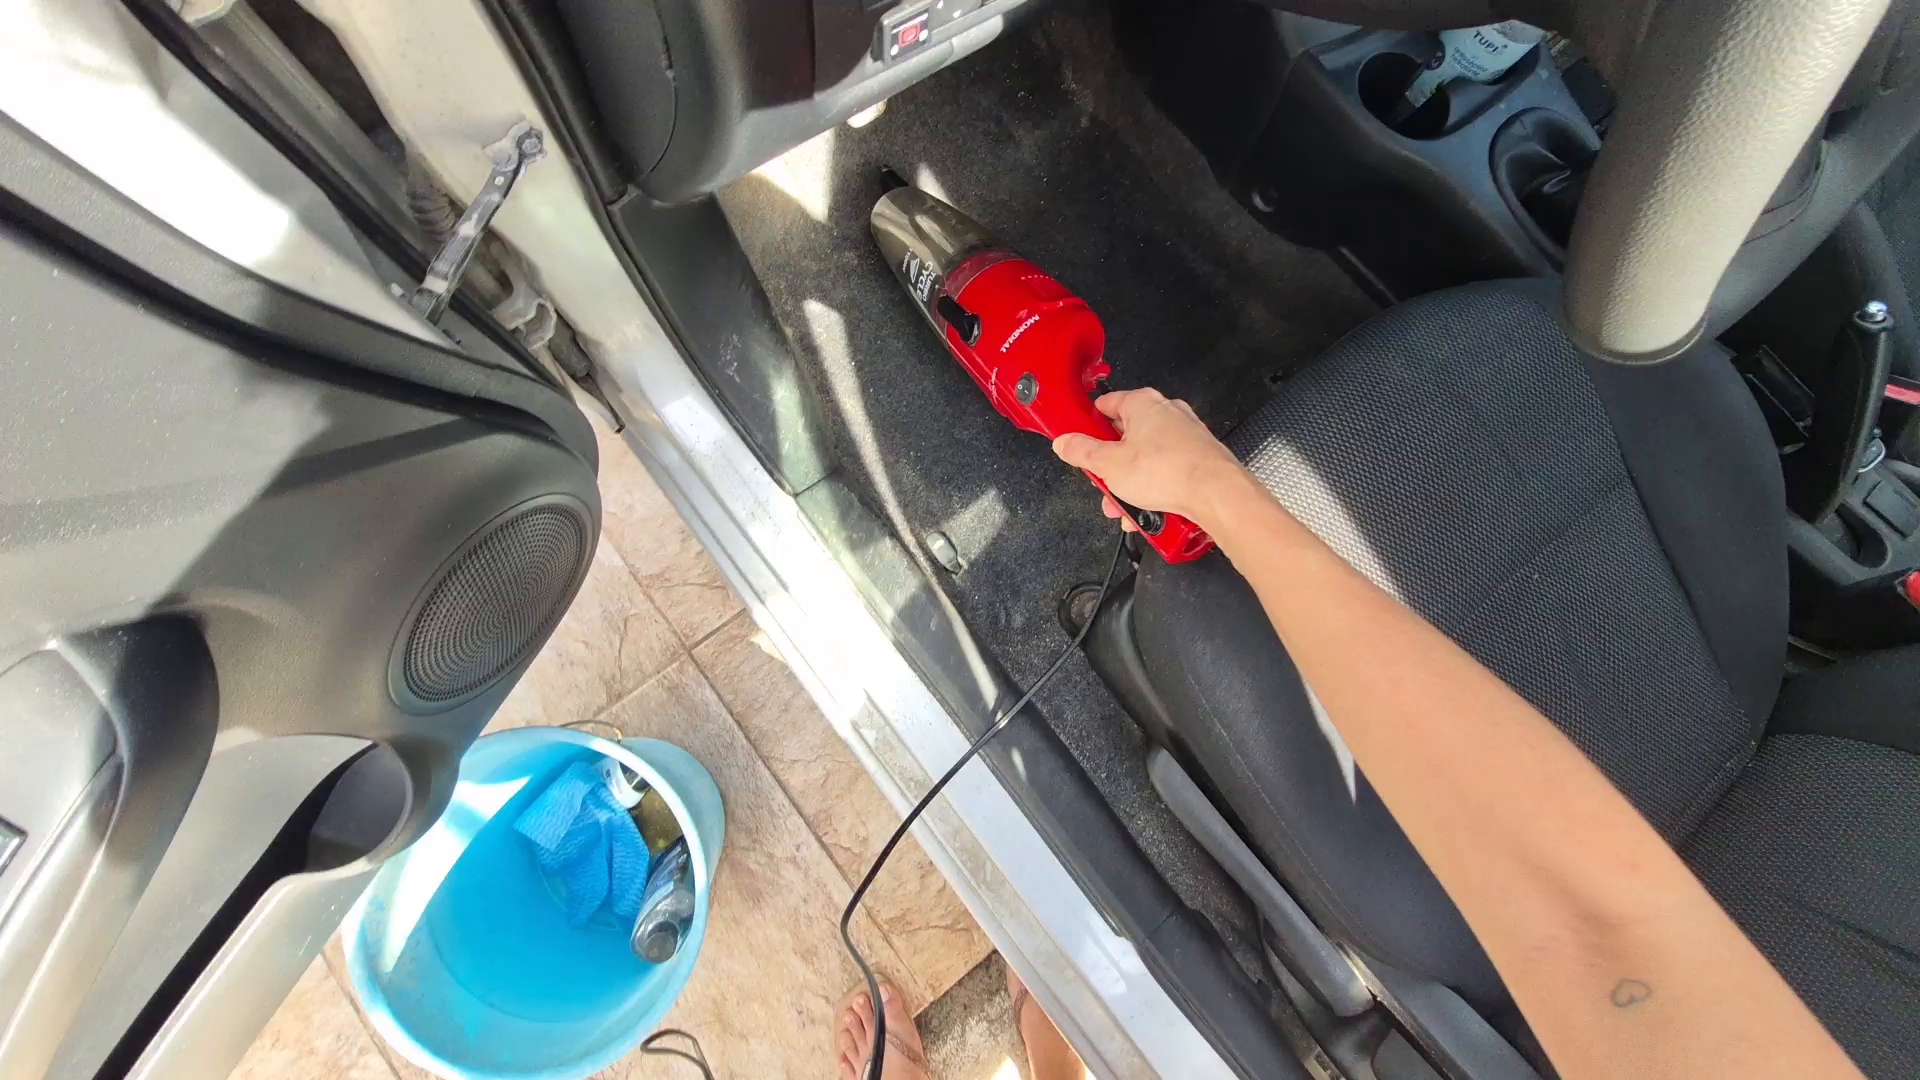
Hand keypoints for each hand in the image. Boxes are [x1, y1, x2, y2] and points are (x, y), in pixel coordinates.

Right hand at [1051, 388, 1253, 531]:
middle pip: (1125, 437)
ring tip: (1126, 509)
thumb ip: (1081, 452)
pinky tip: (1149, 513)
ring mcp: (1185, 435)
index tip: (1078, 441)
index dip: (1088, 424)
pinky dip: (1154, 491)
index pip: (1105, 405)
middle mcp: (1166, 413)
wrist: (1216, 494)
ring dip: (1131, 486)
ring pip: (1146, 459)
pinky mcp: (1197, 458)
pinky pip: (1166, 473)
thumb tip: (1065, 443)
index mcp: (1142, 404)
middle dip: (1110, 467)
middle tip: (1103, 486)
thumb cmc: (1169, 472)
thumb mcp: (1108, 465)